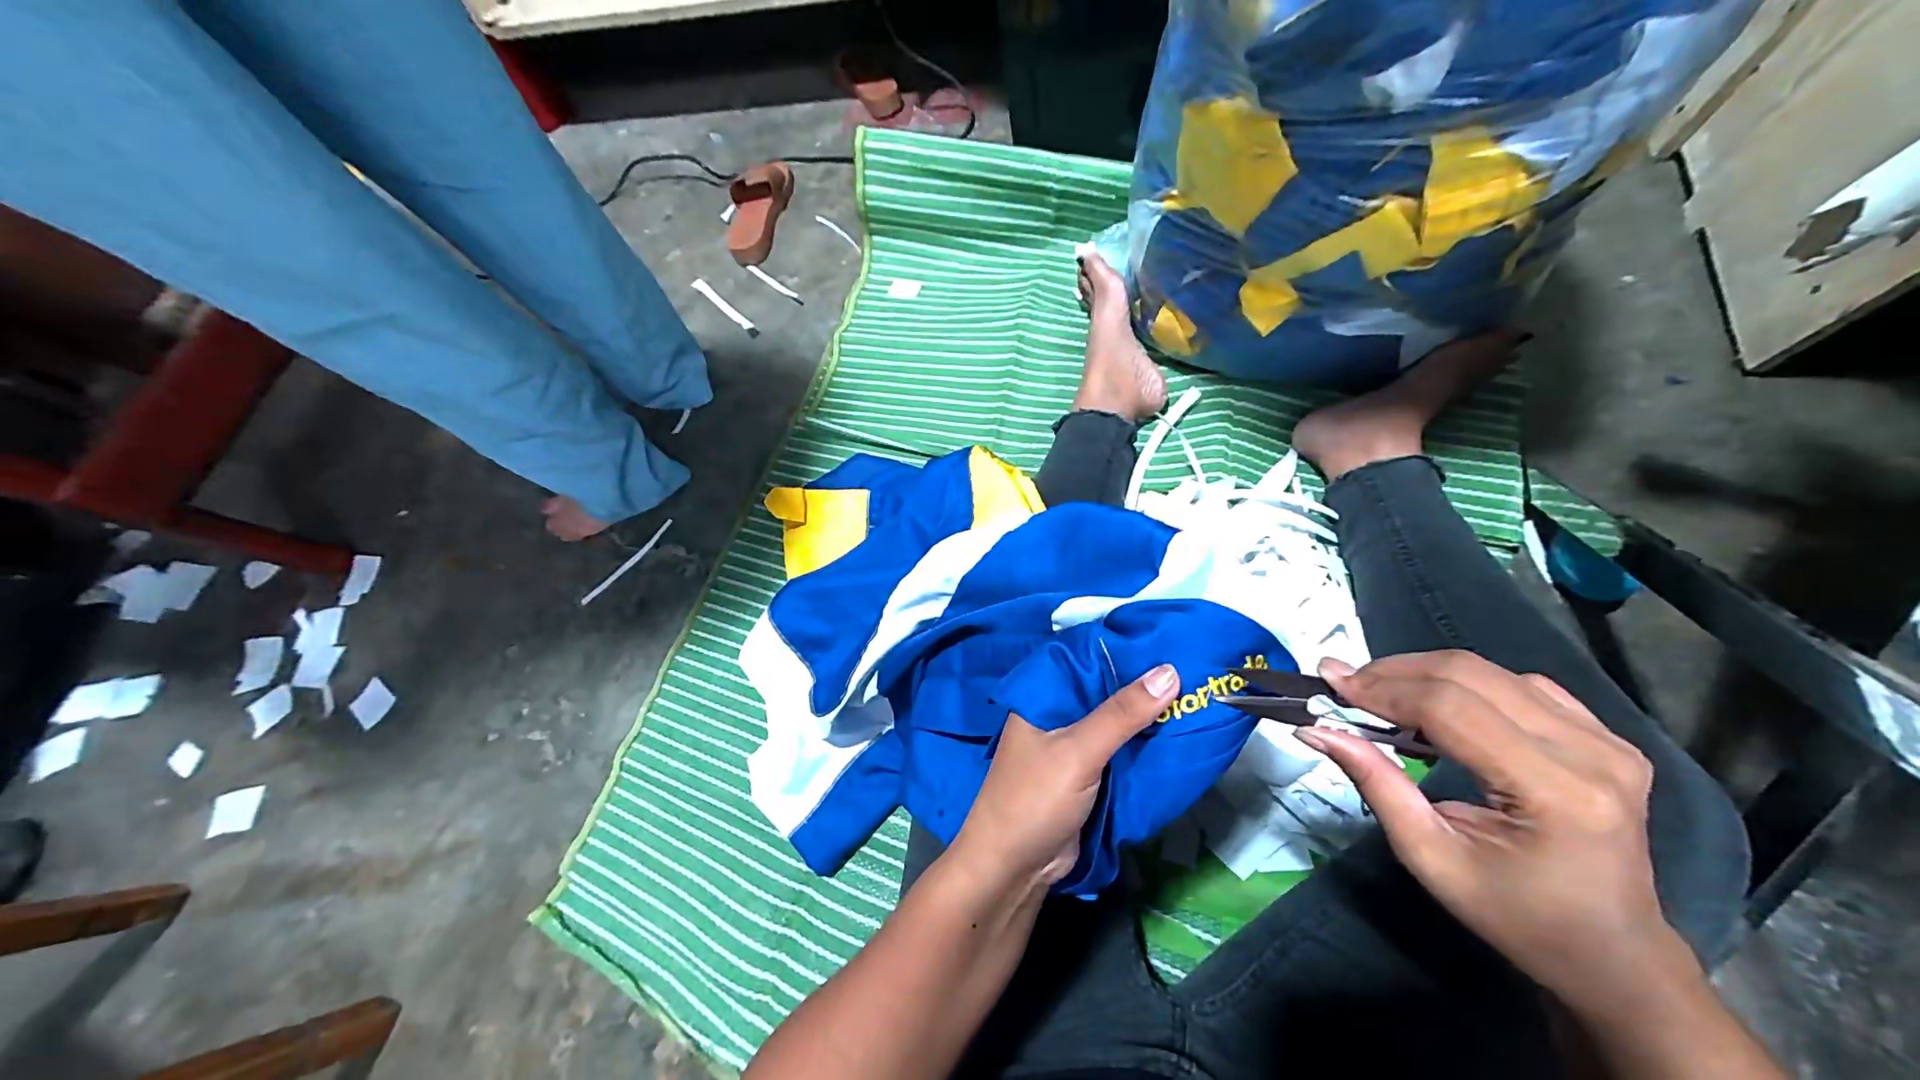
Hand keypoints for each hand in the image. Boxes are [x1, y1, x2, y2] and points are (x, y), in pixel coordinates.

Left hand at [949, 664, 1180, 892]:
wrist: (1015, 867)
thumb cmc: (1035, 799)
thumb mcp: (1079, 751)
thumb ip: (1121, 714)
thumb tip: (1170, 670)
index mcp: (1043, 696)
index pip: (1087, 657)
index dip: (1125, 648)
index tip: (1170, 638)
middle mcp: (1057, 714)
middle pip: (1106, 690)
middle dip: (1144, 683)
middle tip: (1197, 665)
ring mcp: (1072, 744)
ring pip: (1116, 721)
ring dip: (1148, 714)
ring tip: (1198, 691)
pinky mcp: (1087, 773)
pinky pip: (1120, 749)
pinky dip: (1144, 743)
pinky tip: (1178, 731)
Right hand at [1297, 651, 1677, 1009]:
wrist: (1611, 951)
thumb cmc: (1514, 915)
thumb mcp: (1430, 857)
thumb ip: (1376, 784)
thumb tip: (1316, 728)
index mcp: (1555, 793)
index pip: (1451, 710)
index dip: (1384, 689)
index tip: (1330, 682)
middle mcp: (1592, 755)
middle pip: (1471, 677)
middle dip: (1396, 673)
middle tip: (1345, 685)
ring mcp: (1608, 741)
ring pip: (1492, 672)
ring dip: (1425, 674)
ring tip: (1381, 694)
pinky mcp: (1607, 737)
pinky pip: (1521, 685)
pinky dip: (1467, 684)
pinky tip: (1440, 704)